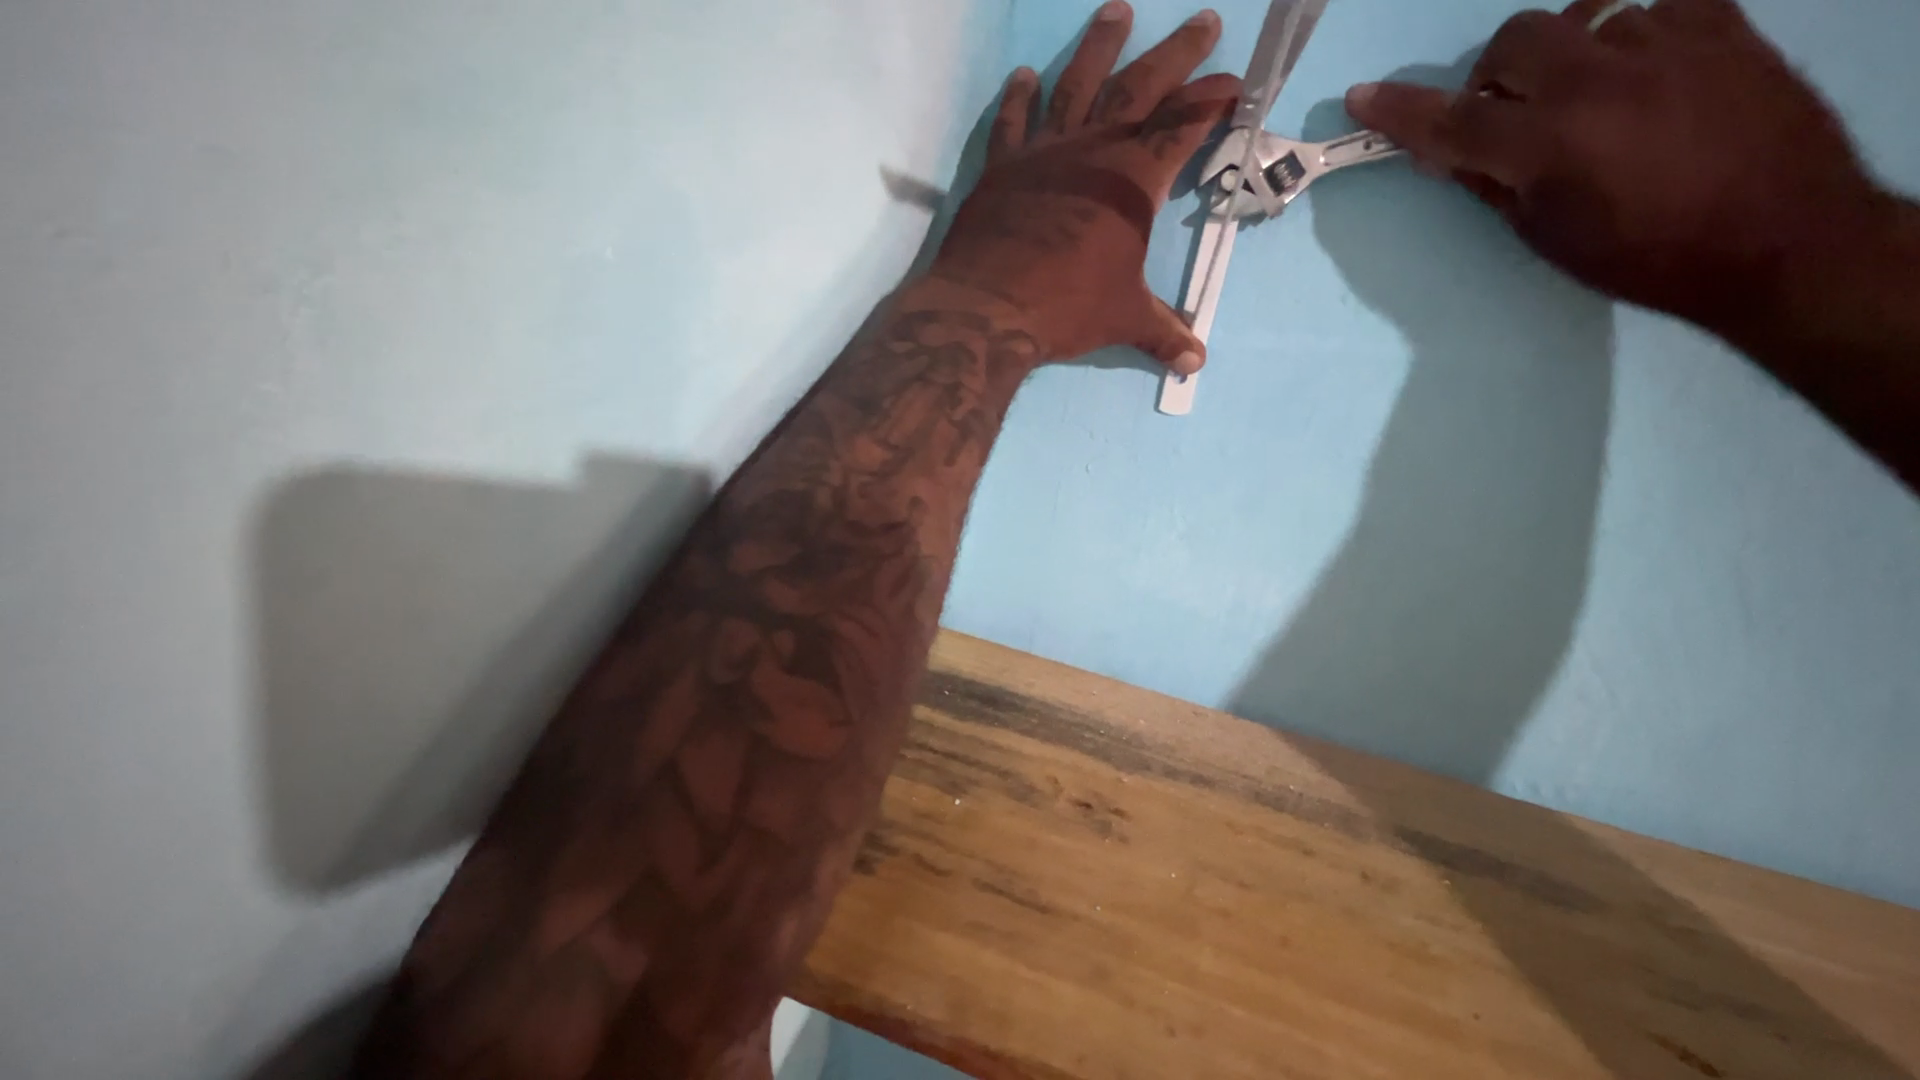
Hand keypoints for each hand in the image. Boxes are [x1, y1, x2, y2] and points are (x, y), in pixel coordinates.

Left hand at [929, 2, 1240, 375]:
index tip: (1238, 82)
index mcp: (1133, 181)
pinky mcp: (1001, 168)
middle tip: (1204, 20)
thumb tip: (1196, 363)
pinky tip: (1024, 77)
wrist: (988, 307)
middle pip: (1142, 87)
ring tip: (1116, 10)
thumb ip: (1162, 333)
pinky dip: (1018, 98)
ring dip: (1099, 46)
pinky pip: (1012, 123)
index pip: (1185, 126)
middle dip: (1178, 54)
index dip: (1215, 101)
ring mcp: (1043, 154)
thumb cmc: (1066, 308)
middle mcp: (1092, 151)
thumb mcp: (1124, 319)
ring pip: (1076, 84)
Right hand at [1346, 0, 1888, 336]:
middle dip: (1495, 75)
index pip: (1452, 119)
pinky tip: (1642, 73)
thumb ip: (1490, 183)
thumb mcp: (1546, 234)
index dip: (1401, 111)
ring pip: (1582, 18)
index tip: (1363, 98)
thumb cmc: (1644, 256)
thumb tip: (1447, 152)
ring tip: (1589, 99)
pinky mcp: (1721, 21)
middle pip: (1514, 39)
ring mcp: (1666, 40)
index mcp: (1550, 143)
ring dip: (1564, 58)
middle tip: (1511, 115)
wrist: (1779, 237)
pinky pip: (1651, 4)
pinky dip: (1627, 37)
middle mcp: (1600, 78)